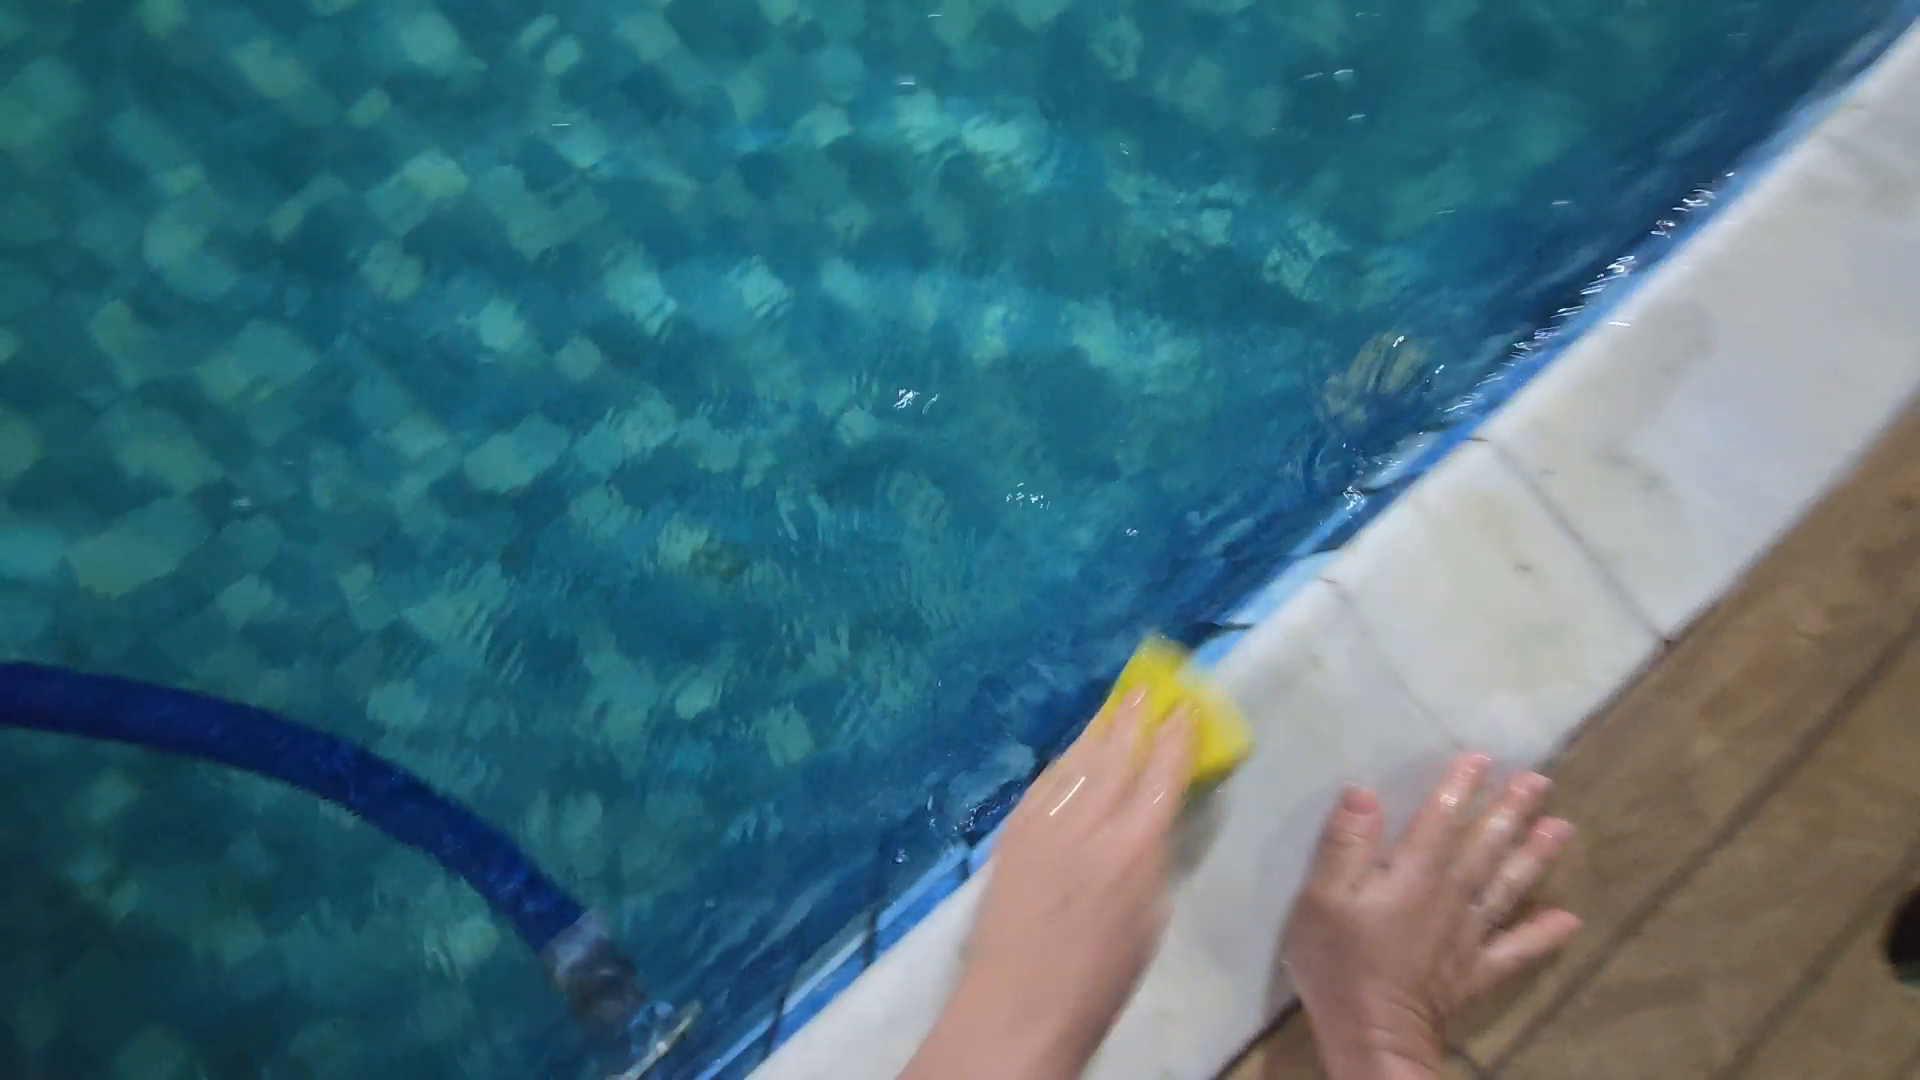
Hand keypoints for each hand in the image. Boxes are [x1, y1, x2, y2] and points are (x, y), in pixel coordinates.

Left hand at [903, 695, 1193, 1079]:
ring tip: (1119, 701)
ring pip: (1080, 759)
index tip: (1188, 710)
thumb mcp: (1150, 918)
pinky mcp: (1015, 826)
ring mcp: (1046, 819)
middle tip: (1149, 688)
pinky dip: (1067, 758)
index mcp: (1133, 849)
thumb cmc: (1100, 977)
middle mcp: (1089, 822)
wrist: (1018, 999)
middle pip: (1117, 755)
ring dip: (1102, 727)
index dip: (1177, 740)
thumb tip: (1154, 815)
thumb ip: (1152, 857)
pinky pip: (1048, 779)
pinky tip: (1077, 745)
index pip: (1161, 777)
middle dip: (1137, 718)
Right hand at [1280, 753, 1581, 1079]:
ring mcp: (1469, 937)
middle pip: (1484, 847)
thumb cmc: (1336, 960)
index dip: (1459, 788)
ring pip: (1508, 887)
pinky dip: (1544, 933)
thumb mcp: (1322, 896)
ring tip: (1562, 827)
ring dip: (1535, 856)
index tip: (1482, 758)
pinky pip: (1518, 949)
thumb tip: (1365, 792)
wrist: (1371, 1038)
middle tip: (1540, 780)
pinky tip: (1569, 918)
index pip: (1440, 820)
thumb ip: (1346, 843)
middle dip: (1510, 811)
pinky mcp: (1476, 972)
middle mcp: (1449, 898)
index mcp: (1411, 876)